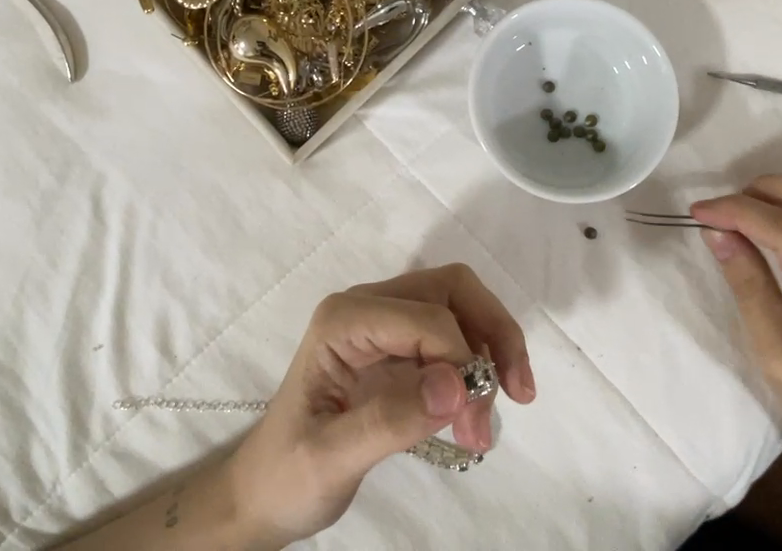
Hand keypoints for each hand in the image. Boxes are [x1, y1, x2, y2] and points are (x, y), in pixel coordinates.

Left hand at [223, 263, 535, 545]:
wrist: (264, 491)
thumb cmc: (287, 474)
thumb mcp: (329, 459)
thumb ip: (388, 421)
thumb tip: (456, 384)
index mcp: (343, 321)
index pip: (426, 315)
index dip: (461, 356)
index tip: (471, 416)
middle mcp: (366, 306)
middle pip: (452, 289)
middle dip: (492, 335)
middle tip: (517, 395)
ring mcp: (384, 323)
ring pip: (459, 306)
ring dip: (491, 350)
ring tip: (489, 420)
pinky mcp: (398, 346)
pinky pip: (453, 333)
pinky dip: (478, 363)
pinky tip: (477, 410)